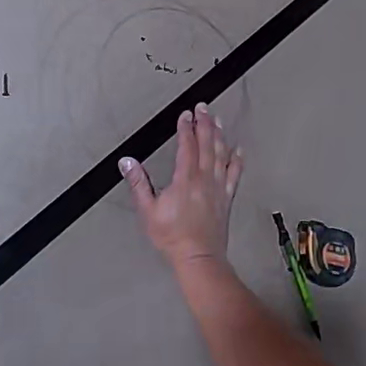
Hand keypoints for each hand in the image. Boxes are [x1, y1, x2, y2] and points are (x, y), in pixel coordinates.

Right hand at [120, 103, 243, 268]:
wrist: (198, 257)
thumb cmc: (173, 237)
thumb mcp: (148, 211)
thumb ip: (138, 183)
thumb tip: (127, 163)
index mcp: (185, 180)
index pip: (186, 146)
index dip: (186, 128)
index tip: (185, 115)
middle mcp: (205, 180)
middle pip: (207, 144)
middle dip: (204, 124)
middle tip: (203, 108)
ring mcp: (218, 188)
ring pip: (221, 154)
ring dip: (219, 135)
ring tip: (217, 121)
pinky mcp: (226, 198)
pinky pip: (235, 173)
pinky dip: (236, 159)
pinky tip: (238, 150)